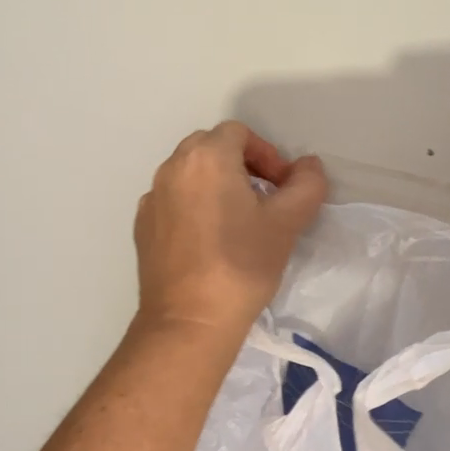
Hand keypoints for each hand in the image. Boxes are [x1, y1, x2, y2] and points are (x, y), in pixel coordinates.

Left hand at [134, 121, 329, 336]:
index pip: (237, 133)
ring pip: (187, 173)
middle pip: (209, 147)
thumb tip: (307, 166)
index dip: (266, 153)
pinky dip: (191, 204)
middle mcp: (171, 168)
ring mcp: (151, 196)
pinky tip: (208, 239)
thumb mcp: (286, 223)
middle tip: (263, 197)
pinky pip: (171, 199)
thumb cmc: (241, 264)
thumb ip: (304, 185)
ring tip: (238, 219)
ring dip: (214, 183)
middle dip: (239, 163)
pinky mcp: (142, 224)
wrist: (188, 318)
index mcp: (205, 158)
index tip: (281, 186)